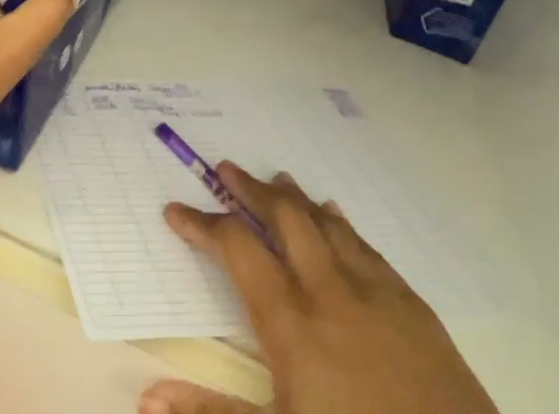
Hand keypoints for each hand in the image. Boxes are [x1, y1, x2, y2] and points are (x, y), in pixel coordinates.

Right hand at [139, 163, 496, 413]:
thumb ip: (211, 413)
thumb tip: (145, 399)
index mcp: (289, 321)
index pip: (236, 249)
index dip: (202, 224)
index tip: (175, 210)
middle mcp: (329, 292)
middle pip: (285, 219)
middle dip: (252, 190)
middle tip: (226, 169)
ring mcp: (376, 293)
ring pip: (328, 224)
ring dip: (297, 198)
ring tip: (277, 178)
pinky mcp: (413, 306)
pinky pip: (368, 247)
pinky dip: (342, 224)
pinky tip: (336, 217)